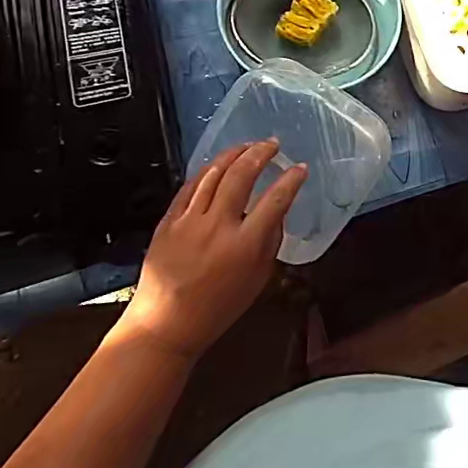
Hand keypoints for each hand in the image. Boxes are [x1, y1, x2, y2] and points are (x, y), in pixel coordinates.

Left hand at [118, 141, 305, 359]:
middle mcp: (218, 226)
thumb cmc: (218, 307)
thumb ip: (270, 241)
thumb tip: (277, 212)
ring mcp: (190, 220)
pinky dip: (207, 171)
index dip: (291, 181)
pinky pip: (190, 185)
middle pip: (241, 175)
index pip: (275, 201)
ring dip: (234, 154)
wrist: (167, 322)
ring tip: (247, 146)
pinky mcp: (169, 219)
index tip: (300, 168)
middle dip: (260, 153)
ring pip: (214, 173)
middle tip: (272, 144)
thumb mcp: (257, 279)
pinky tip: (217, 165)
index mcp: (245, 245)